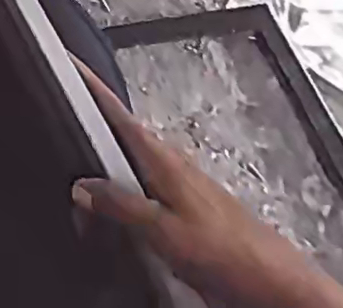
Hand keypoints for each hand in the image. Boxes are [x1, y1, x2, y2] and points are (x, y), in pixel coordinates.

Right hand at [71, 62, 342, 307]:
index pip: (113, 108)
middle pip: (115, 132)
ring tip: (87, 198)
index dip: (88, 82)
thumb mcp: (163, 232)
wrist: (275, 281)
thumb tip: (82, 188)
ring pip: (127, 162)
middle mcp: (167, 160)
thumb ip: (120, 205)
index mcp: (159, 157)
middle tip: (67, 150)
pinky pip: (140, 185)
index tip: (67, 61)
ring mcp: (176, 179)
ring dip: (105, 172)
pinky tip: (119, 219)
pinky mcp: (182, 201)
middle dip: (88, 134)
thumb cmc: (228, 253)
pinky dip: (122, 194)